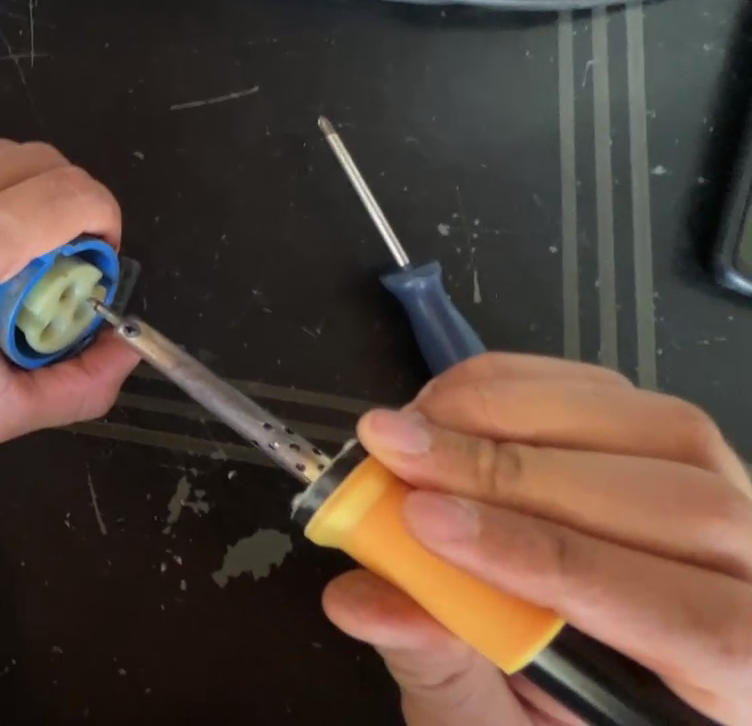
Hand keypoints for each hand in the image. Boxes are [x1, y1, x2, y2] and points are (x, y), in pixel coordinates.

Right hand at [321, 353, 751, 724]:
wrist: (563, 667)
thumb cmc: (531, 709)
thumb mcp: (481, 718)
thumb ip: (433, 665)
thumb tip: (360, 601)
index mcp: (746, 690)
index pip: (699, 623)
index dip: (549, 559)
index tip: (423, 522)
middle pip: (684, 509)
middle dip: (505, 471)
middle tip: (386, 449)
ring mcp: (735, 502)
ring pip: (658, 430)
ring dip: (504, 413)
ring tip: (404, 426)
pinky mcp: (665, 444)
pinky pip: (606, 387)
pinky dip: (506, 381)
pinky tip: (437, 404)